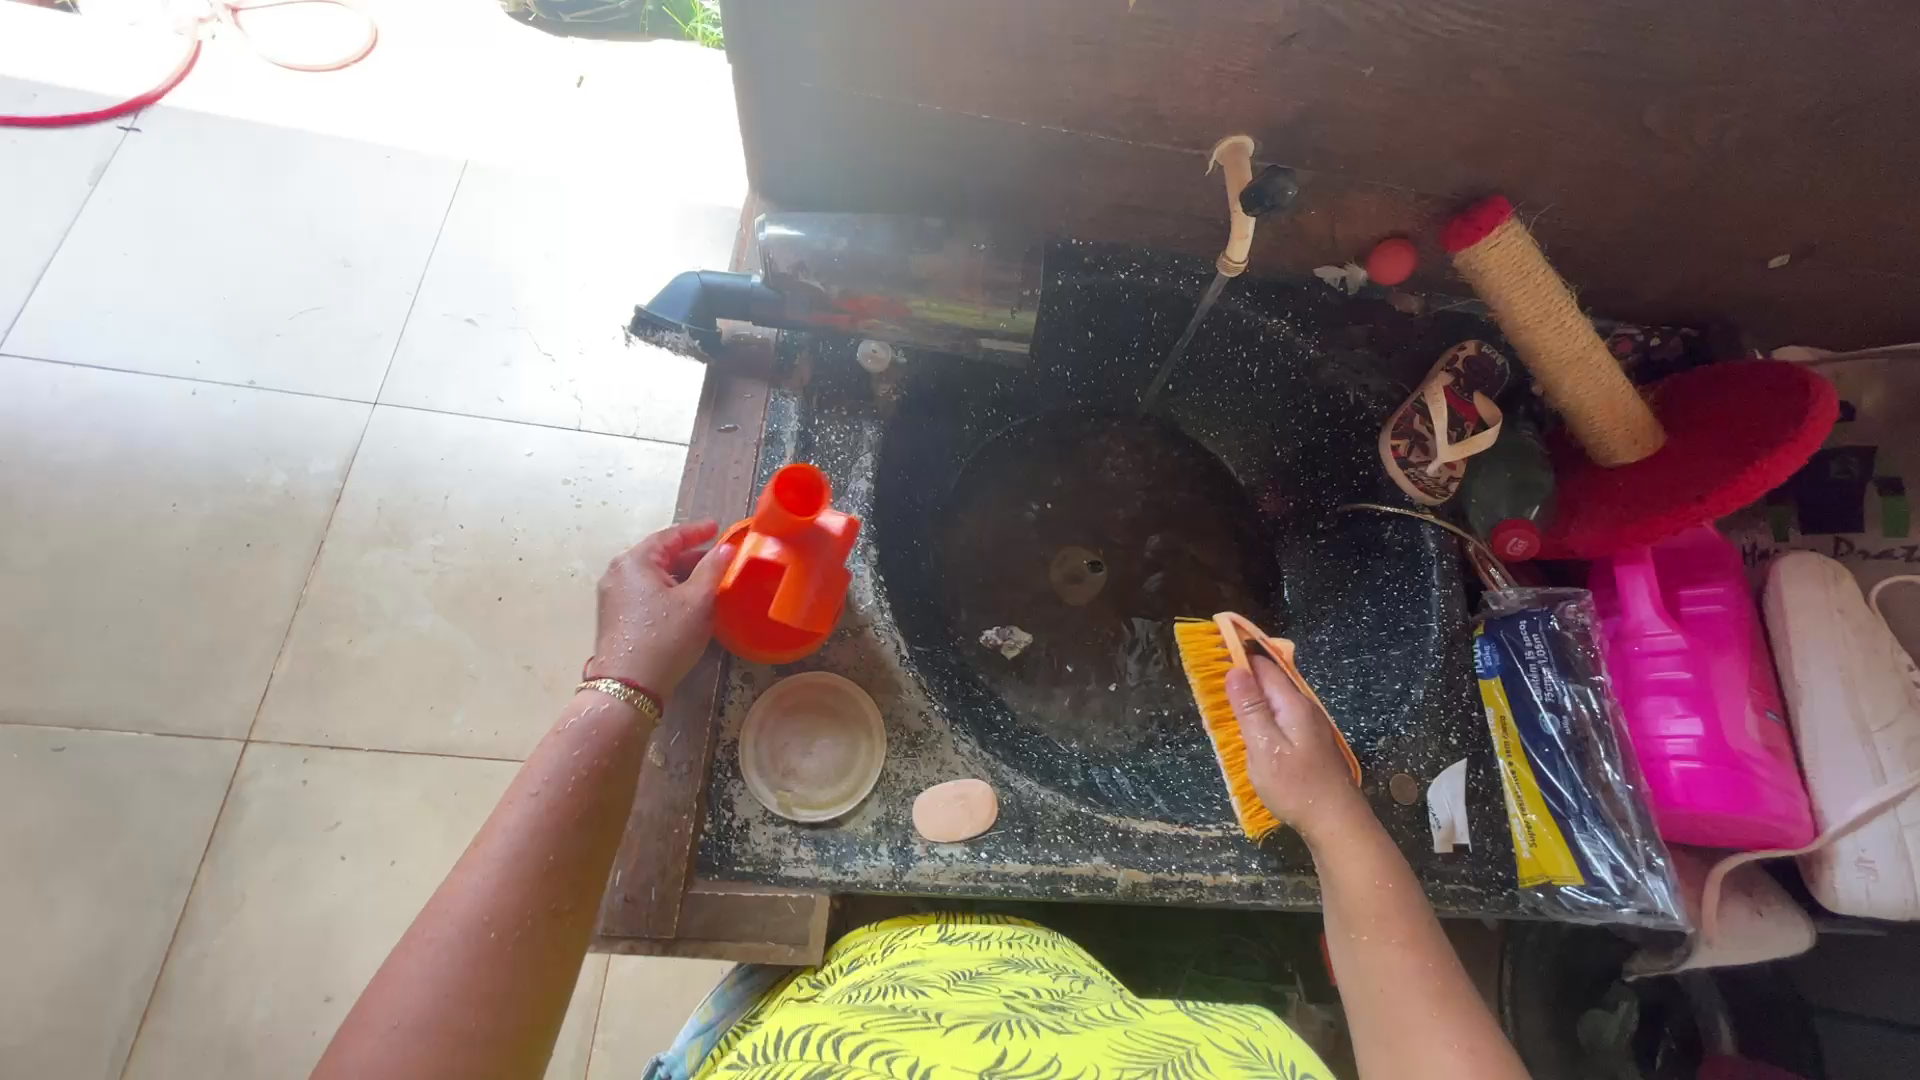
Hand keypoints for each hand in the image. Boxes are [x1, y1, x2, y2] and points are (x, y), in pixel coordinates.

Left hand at [584, 521, 735, 698]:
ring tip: (709, 580)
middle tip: (719, 559)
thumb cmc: (665, 637)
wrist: (630, 686)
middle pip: (660, 555)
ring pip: (655, 575)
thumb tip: (726, 548)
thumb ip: (713, 569)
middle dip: (691, 555)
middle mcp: (619, 572)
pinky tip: (688, 601)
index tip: (718, 528)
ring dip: (682, 574)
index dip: (697, 531)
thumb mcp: (697, 601)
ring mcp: (614, 595)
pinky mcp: (616, 615)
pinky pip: (647, 591)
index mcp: (635, 561)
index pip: (670, 536)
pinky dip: (670, 589)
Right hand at [1226, 656, 1374, 846]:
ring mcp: (1310, 724)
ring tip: (1224, 704)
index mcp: (1293, 704)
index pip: (1262, 666)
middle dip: (1243, 677)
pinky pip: (1281, 714)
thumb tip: (1235, 670)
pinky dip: (1262, 713)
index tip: (1211, 659)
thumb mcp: (1264, 747)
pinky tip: (1250, 727)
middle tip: (1211, 686)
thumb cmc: (1296, 787)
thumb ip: (1250, 708)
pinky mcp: (1310, 740)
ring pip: (1275, 698)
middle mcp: (1304, 707)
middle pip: (1270, 679)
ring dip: (1251, 696)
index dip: (1237, 658)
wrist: (1337, 824)